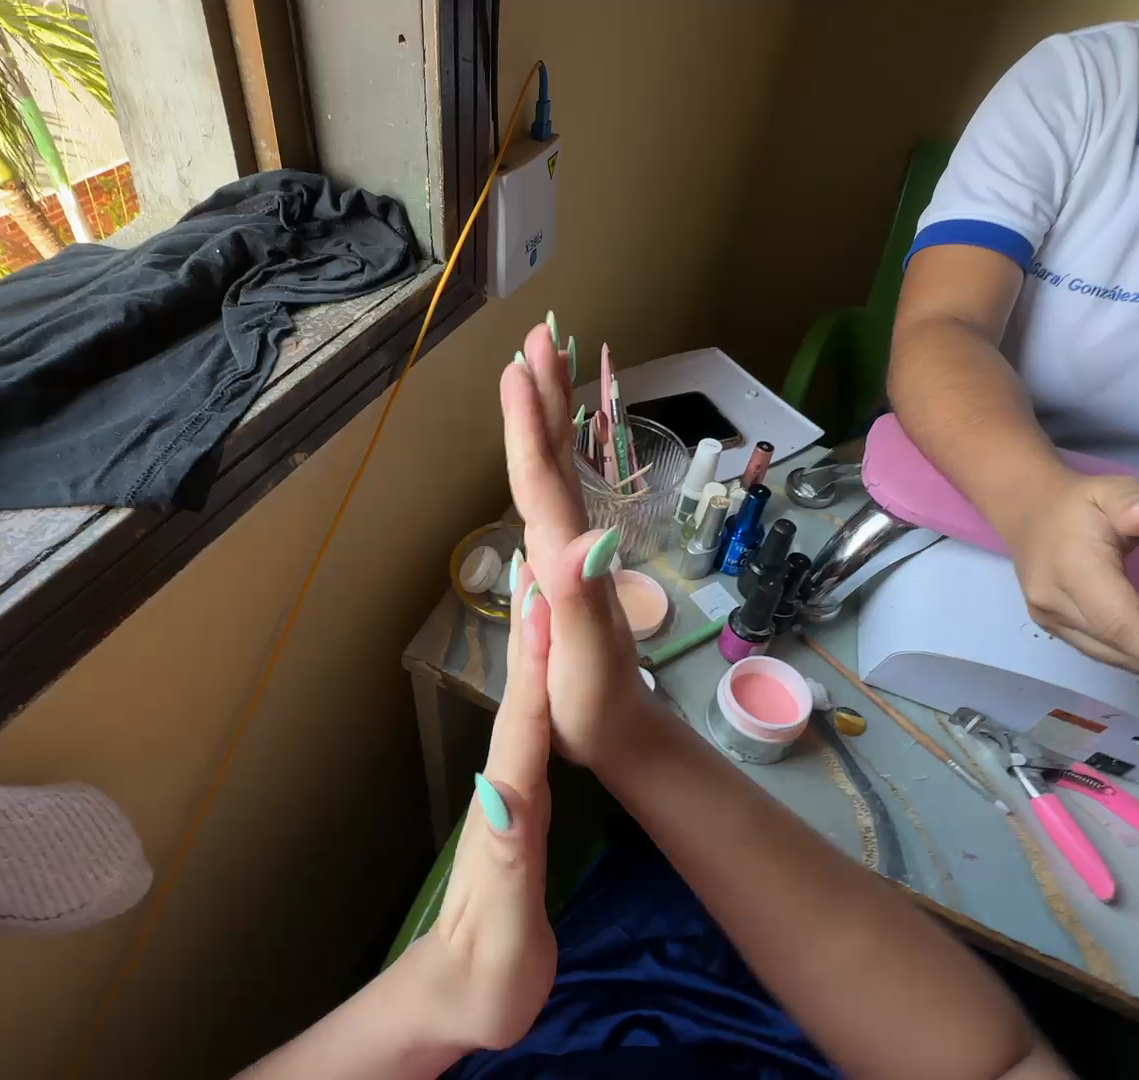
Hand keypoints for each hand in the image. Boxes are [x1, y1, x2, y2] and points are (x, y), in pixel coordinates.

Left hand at [407, 559, 557, 1051]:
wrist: (462, 993)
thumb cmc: (490, 973)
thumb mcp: (507, 928)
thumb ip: (508, 860)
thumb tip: (509, 787)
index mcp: (508, 810)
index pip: (524, 728)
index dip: (535, 670)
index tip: (544, 608)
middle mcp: (506, 788)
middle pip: (520, 703)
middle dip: (533, 638)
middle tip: (542, 568)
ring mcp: (510, 793)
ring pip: (525, 710)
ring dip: (534, 652)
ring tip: (546, 597)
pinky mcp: (519, 805)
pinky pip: (531, 733)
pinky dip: (538, 691)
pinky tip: (547, 671)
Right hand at [499, 320, 663, 768]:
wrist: (620, 727)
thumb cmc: (595, 701)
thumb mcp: (586, 657)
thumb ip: (582, 597)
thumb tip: (579, 535)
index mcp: (568, 553)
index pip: (544, 477)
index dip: (528, 424)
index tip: (518, 367)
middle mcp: (572, 540)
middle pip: (558, 458)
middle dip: (548, 397)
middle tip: (538, 337)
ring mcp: (572, 550)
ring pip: (559, 471)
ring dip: (549, 418)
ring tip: (537, 373)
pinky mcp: (568, 565)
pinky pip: (554, 497)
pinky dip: (545, 460)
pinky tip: (540, 451)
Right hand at [1002, 471, 1138, 708]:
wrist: (1028, 513)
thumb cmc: (1077, 502)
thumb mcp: (1109, 489)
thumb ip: (1134, 501)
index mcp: (1070, 574)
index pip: (1123, 625)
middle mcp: (1057, 608)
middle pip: (1133, 651)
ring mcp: (1057, 624)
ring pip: (1128, 659)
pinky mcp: (1065, 632)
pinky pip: (1119, 655)